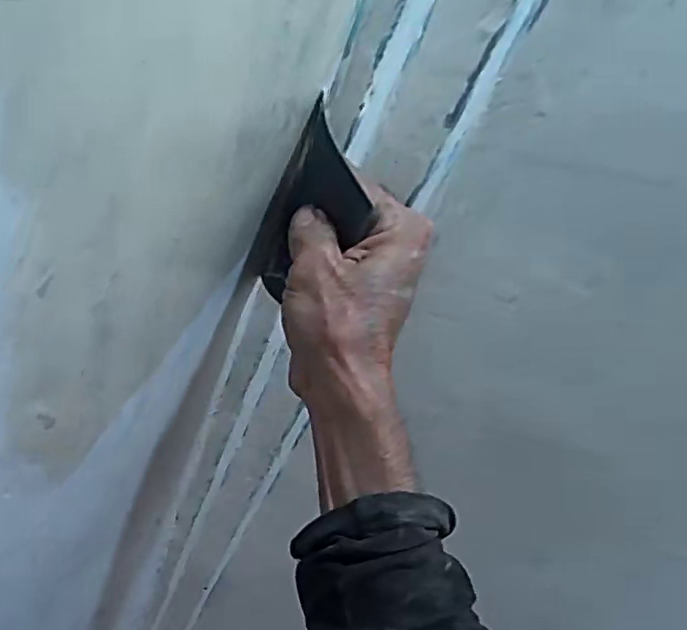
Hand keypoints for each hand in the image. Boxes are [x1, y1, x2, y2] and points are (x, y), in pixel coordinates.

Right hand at [281, 178, 433, 417]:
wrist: (337, 382)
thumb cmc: (334, 329)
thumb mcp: (313, 267)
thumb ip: (309, 228)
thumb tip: (305, 212)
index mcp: (403, 231)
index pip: (359, 190)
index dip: (322, 191)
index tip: (291, 192)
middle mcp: (401, 248)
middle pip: (349, 218)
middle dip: (316, 224)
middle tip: (283, 230)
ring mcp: (382, 275)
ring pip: (339, 246)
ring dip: (313, 252)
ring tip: (286, 257)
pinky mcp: (362, 297)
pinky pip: (335, 271)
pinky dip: (315, 274)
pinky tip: (293, 280)